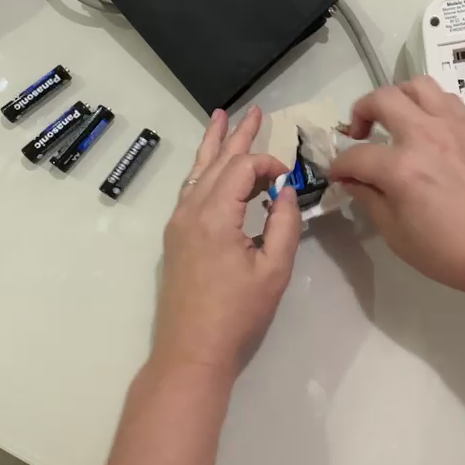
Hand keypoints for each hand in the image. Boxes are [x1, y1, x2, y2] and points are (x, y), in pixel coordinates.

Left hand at [150, 105, 301, 376]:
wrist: (191, 353)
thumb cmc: (237, 315)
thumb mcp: (274, 270)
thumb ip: (285, 224)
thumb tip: (284, 190)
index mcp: (215, 215)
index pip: (244, 169)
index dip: (269, 164)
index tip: (288, 179)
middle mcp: (191, 210)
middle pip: (217, 161)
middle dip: (238, 135)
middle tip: (254, 111)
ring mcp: (178, 223)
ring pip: (198, 171)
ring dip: (215, 145)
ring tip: (221, 119)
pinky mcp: (175, 237)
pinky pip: (190, 189)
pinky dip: (204, 169)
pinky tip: (210, 165)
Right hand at [330, 77, 464, 295]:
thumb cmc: (447, 250)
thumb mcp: (395, 233)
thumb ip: (369, 199)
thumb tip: (352, 179)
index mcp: (401, 168)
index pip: (356, 156)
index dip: (340, 166)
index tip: (337, 174)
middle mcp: (424, 136)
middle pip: (382, 100)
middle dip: (361, 112)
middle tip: (359, 134)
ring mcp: (451, 126)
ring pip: (417, 85)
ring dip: (397, 97)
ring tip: (393, 119)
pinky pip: (445, 98)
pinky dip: (428, 104)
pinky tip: (425, 126)